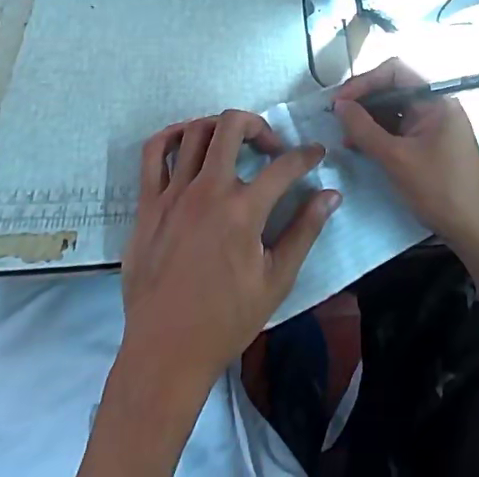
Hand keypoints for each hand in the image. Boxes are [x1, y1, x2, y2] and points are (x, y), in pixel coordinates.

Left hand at [119, 110, 340, 391]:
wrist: (166, 351)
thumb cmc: (226, 320)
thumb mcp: (277, 280)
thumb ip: (304, 231)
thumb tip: (331, 195)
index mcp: (243, 211)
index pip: (284, 165)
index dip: (307, 155)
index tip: (315, 155)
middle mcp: (207, 191)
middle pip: (232, 126)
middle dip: (259, 125)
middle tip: (270, 147)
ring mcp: (172, 194)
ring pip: (195, 131)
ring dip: (220, 128)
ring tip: (233, 145)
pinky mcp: (147, 205)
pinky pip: (154, 153)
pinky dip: (171, 136)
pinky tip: (188, 142)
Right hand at [334, 59, 478, 258]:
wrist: (476, 231)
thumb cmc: (439, 189)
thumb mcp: (395, 158)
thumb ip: (364, 128)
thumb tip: (339, 105)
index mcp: (436, 99)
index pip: (395, 71)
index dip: (364, 81)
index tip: (339, 101)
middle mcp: (438, 106)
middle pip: (394, 89)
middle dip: (364, 102)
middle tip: (337, 119)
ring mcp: (436, 126)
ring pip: (396, 110)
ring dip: (370, 120)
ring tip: (346, 137)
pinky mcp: (432, 144)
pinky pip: (402, 129)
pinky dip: (381, 135)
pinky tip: (362, 146)